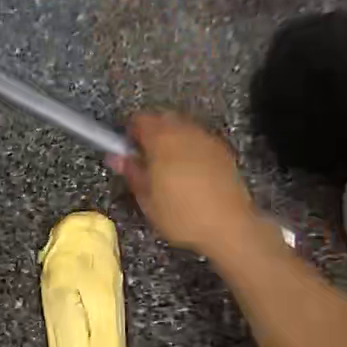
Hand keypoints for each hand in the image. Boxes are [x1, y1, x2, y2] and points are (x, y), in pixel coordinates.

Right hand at [111, 113, 259, 258]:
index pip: (140, 120)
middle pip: (164, 119)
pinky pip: (200, 141)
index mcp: (162, 140)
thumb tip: (118, 158)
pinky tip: (189, 173)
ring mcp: (207, 140)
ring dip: (173, 140)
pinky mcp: (223, 152)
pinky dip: (191, 149)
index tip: (127, 149)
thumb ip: (132, 172)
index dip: (131, 133)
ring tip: (168, 168)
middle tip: (145, 158)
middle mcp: (186, 133)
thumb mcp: (147, 199)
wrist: (228, 227)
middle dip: (152, 133)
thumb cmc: (183, 217)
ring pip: (184, 128)